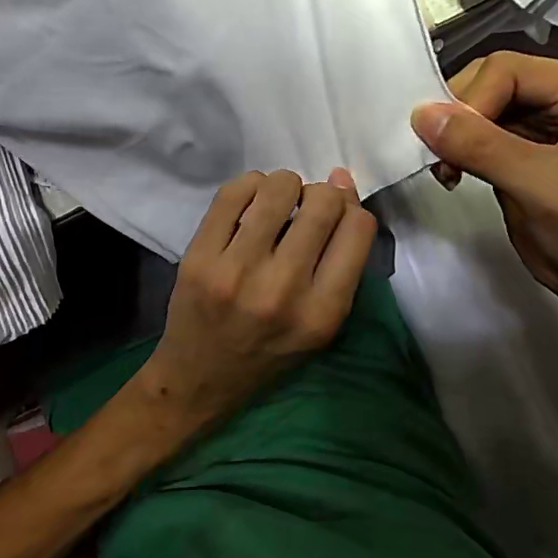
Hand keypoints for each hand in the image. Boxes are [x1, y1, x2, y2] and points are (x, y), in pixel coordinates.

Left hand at [139, 168, 376, 419]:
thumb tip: (343, 179)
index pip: (358, 228)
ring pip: (278, 188)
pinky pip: (233, 192)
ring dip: (285, 187)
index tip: (336, 217)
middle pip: (322, 202)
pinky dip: (250, 187)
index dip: (351, 210)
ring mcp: (236, 272)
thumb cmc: (271, 351)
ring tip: (276, 205)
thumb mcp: (321, 321)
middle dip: (321, 195)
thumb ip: (341, 257)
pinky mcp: (198, 258)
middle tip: (305, 209)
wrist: (201, 378)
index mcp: (323, 312)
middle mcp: (282, 290)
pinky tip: (250, 205)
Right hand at [411, 51, 557, 314]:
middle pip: (492, 82)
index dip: (472, 102)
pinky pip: (479, 134)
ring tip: (446, 170)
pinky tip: (452, 173)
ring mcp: (544, 124)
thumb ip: (484, 147)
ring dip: (455, 135)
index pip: (510, 71)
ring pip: (480, 107)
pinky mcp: (522, 151)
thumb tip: (421, 114)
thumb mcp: (544, 187)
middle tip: (442, 159)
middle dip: (460, 117)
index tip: (448, 147)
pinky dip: (458, 150)